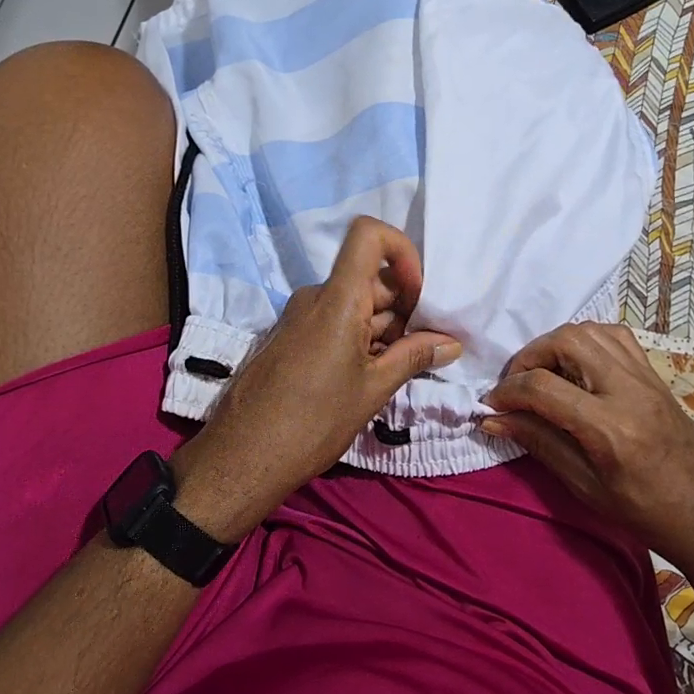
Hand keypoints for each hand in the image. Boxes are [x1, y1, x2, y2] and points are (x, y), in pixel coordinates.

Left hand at [171, 217, 460, 540]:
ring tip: (408, 365)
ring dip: (387, 326)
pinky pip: (337, 321)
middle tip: (428, 343)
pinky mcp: (293, 338)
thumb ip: (413, 357)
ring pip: (357, 302)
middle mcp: (317, 296)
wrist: (242, 458)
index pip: (369, 234)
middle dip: (405, 303)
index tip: (419, 295)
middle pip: (371, 276)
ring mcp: (301, 317)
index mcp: (338, 298)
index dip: (402, 252)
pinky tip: (376, 374)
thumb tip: (450, 343)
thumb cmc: (313, 422)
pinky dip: (363, 337)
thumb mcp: (373, 390)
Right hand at [479, 323, 693, 571]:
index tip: (491, 406)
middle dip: (530, 356)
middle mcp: (628, 390)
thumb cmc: (645, 512)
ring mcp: (645, 377)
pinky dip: (586, 340)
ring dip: (556, 344)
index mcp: (609, 428)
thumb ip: (539, 443)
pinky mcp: (654, 374)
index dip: (508, 392)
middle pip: (567, 341)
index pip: (543, 387)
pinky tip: (576, 366)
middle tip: (516, 385)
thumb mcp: (585, 487)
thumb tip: (493, 419)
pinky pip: (615, 336)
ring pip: (590, 330)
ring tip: (543, 374)